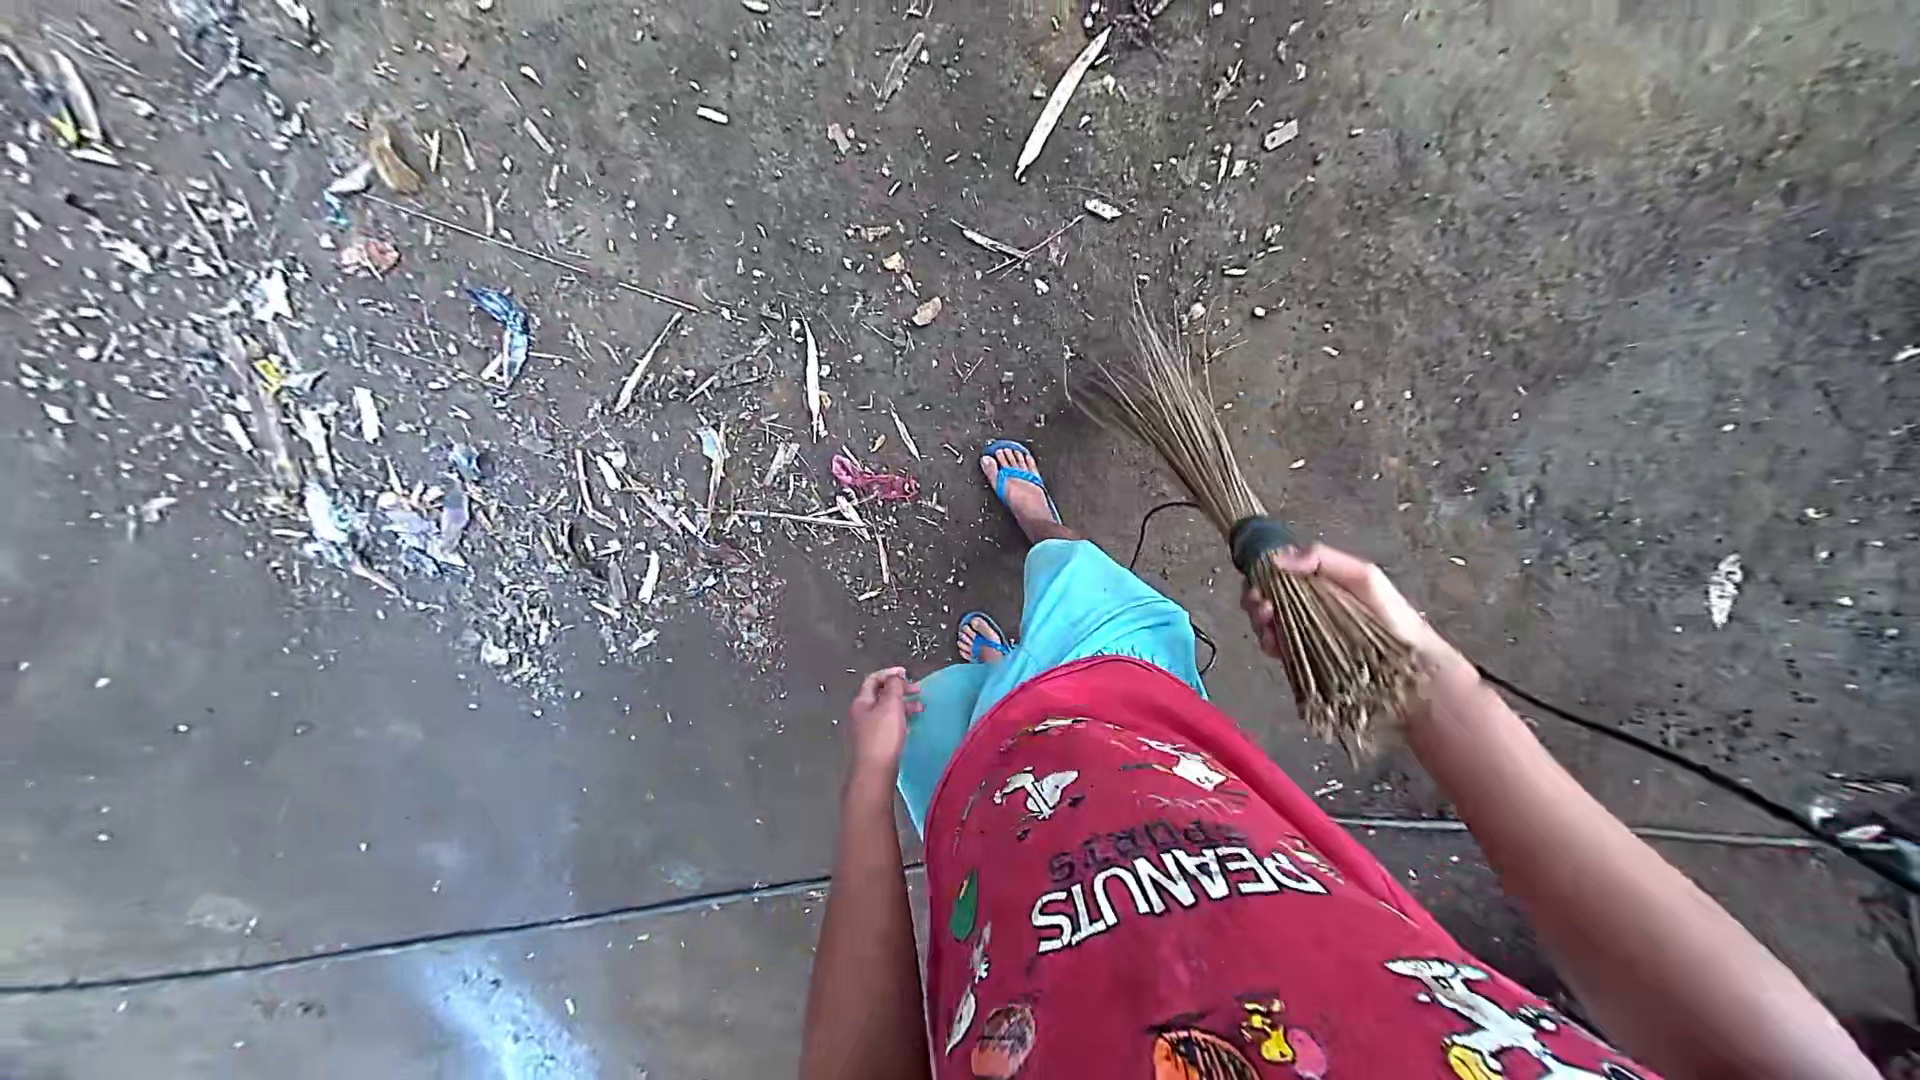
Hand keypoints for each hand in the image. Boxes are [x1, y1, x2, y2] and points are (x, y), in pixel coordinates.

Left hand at [846, 667, 921, 774]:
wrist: (873, 773)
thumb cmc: (883, 736)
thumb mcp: (891, 705)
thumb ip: (894, 687)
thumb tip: (894, 677)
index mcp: (861, 702)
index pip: (873, 679)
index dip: (890, 673)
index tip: (906, 673)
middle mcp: (860, 714)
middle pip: (880, 695)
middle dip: (900, 690)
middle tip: (918, 690)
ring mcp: (865, 730)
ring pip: (885, 710)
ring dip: (903, 705)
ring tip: (920, 708)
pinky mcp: (873, 744)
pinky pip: (887, 725)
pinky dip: (899, 720)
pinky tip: (910, 725)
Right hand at [1239, 544, 1472, 682]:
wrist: (1409, 662)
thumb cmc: (1389, 615)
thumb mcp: (1363, 575)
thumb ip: (1325, 558)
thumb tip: (1277, 557)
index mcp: (1314, 584)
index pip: (1275, 575)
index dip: (1261, 575)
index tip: (1258, 580)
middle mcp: (1303, 607)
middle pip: (1262, 598)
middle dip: (1253, 599)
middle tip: (1259, 603)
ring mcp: (1300, 632)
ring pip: (1263, 622)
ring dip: (1257, 619)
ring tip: (1267, 620)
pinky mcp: (1300, 657)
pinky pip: (1273, 647)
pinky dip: (1266, 642)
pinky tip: (1273, 641)